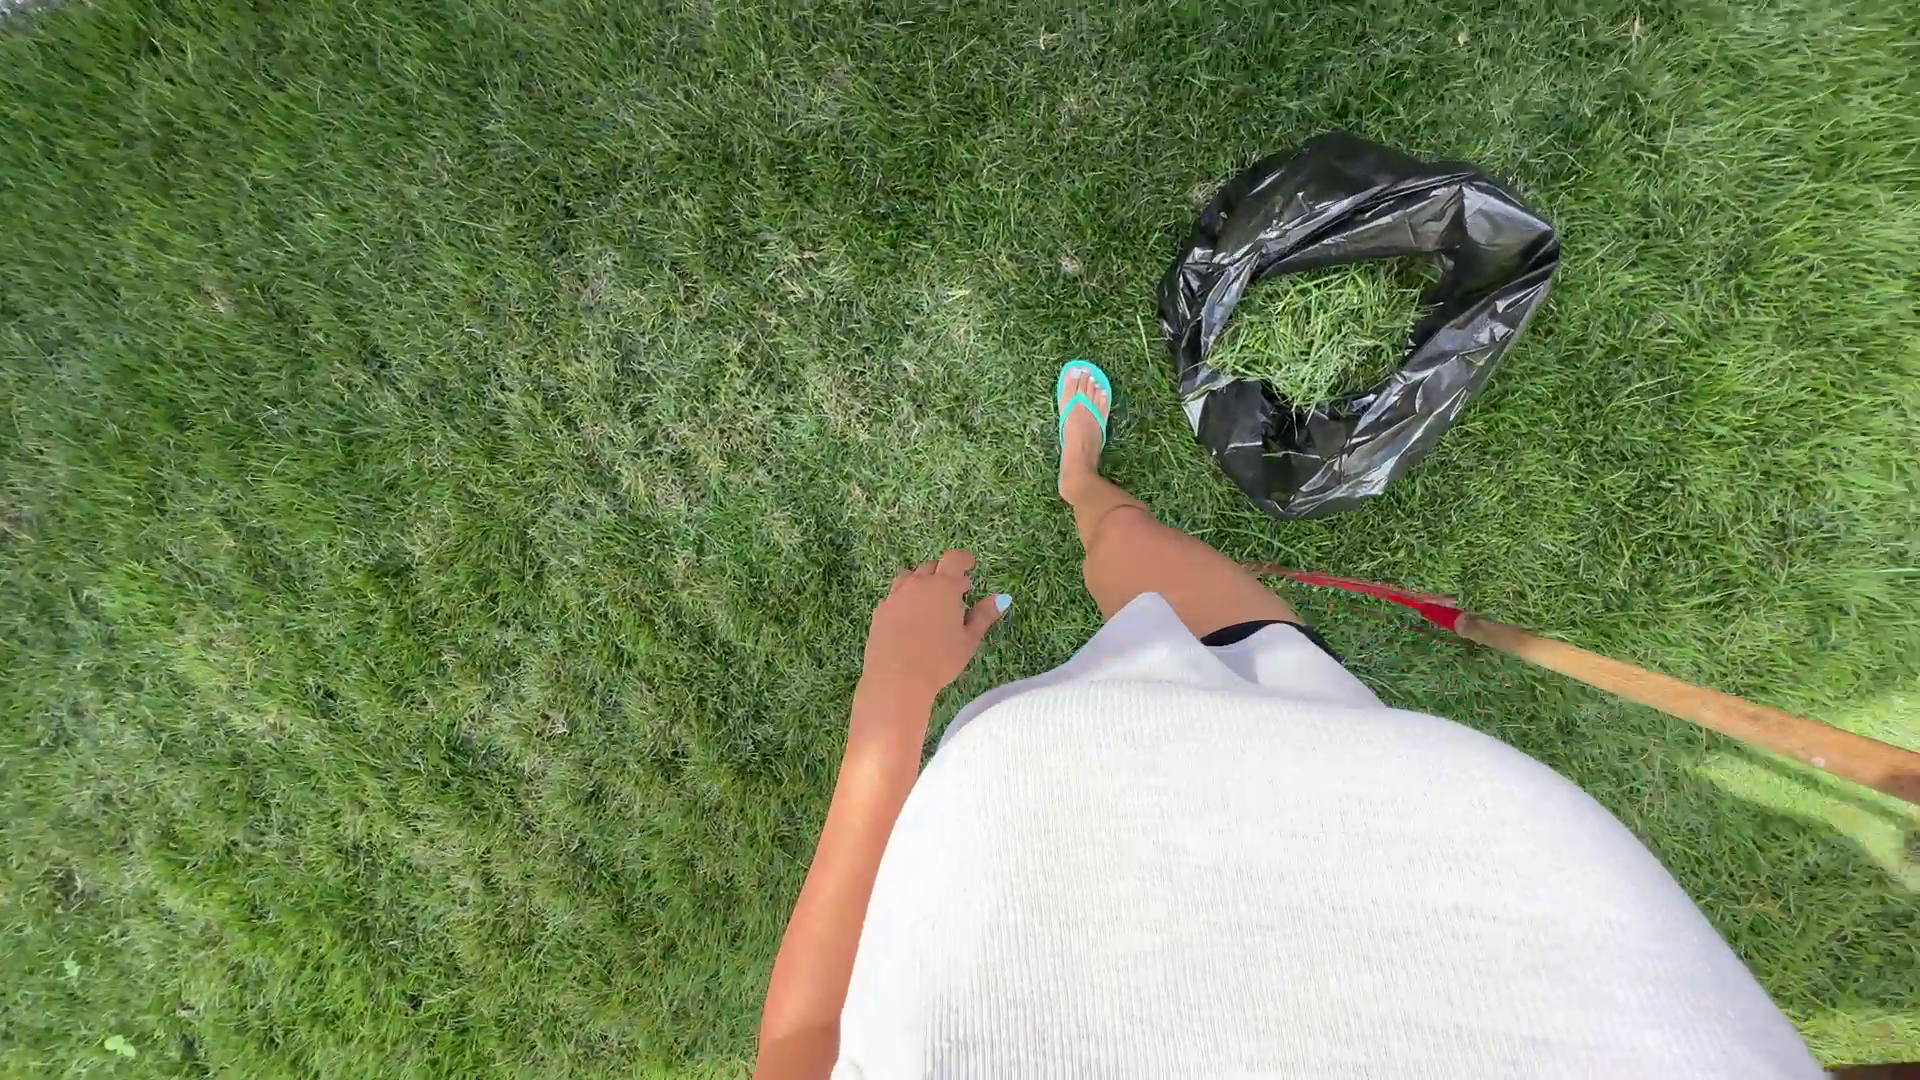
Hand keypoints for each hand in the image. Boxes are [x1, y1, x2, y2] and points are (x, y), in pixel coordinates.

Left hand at [859, 549, 1008, 709]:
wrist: (897, 679)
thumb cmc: (940, 660)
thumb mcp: (969, 639)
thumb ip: (984, 615)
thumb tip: (1002, 598)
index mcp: (943, 587)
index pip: (954, 559)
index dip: (964, 559)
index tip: (970, 565)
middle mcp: (918, 584)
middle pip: (932, 566)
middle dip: (945, 574)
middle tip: (955, 592)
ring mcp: (895, 596)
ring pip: (910, 577)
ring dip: (922, 582)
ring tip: (930, 601)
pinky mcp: (880, 610)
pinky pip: (895, 595)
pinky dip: (905, 598)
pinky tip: (910, 617)